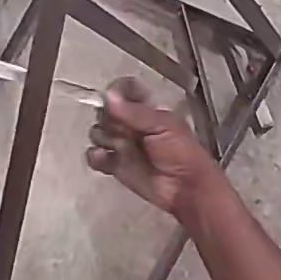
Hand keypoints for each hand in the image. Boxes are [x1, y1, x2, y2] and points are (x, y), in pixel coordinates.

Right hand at [86, 78, 219, 215]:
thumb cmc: (180, 151)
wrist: (185, 187)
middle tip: (121, 129)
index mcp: (146, 110)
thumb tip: (108, 96)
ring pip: (98, 133)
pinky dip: (96, 156)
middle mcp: (131, 124)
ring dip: (102, 137)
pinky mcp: (115, 165)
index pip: (123, 92)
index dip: (114, 94)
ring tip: (118, 146)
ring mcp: (122, 145)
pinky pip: (95, 156)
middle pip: (105, 113)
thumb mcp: (163, 127)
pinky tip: (105, 158)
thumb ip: (135, 113)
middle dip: (107, 119)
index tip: (111, 101)